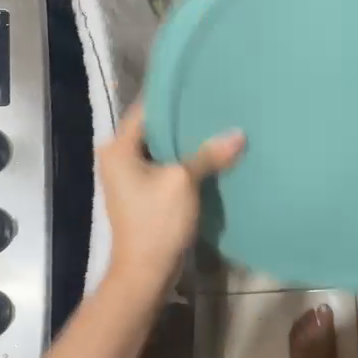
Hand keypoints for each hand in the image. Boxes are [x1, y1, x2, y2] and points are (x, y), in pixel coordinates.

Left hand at [98, 106, 244, 290]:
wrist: (146, 272)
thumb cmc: (156, 222)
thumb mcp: (183, 182)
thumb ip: (208, 154)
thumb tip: (239, 133)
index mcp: (118, 148)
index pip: (147, 108)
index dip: (174, 97)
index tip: (202, 85)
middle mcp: (119, 157)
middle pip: (156, 128)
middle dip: (186, 120)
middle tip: (218, 104)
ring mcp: (131, 177)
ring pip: (164, 148)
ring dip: (188, 142)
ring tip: (220, 125)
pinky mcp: (145, 192)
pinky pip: (168, 166)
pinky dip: (187, 161)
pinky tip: (213, 154)